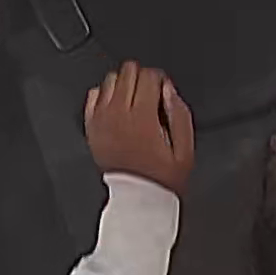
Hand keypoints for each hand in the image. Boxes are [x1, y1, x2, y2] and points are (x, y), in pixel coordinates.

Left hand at [84, 62, 194, 195]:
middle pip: (128, 71)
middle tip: (150, 95)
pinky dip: (105, 94)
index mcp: (142, 118)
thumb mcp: (184, 150)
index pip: (149, 75)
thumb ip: (180, 114)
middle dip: (142, 77)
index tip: (164, 89)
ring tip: (133, 100)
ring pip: (111, 78)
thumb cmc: (161, 179)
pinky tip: (116, 106)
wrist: (136, 203)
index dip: (160, 78)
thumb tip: (168, 89)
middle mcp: (118, 114)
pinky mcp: (91, 127)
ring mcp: (101, 120)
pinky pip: (94, 94)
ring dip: (124, 84)